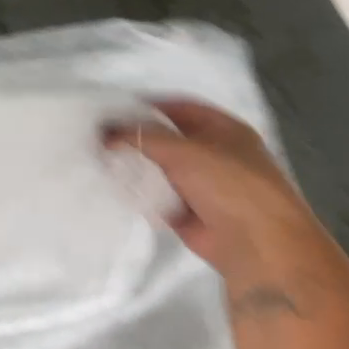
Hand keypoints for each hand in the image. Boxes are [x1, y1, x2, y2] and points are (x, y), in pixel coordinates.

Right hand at [107, 100, 343, 291]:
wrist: (254, 242)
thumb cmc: (229, 186)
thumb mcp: (185, 152)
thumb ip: (143, 137)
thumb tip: (105, 131)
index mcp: (223, 130)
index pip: (179, 108)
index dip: (146, 106)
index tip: (109, 110)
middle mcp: (211, 153)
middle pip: (165, 138)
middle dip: (133, 137)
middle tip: (95, 136)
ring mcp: (198, 182)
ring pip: (156, 166)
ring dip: (131, 165)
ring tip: (94, 159)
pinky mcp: (183, 207)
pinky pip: (152, 194)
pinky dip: (134, 191)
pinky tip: (108, 186)